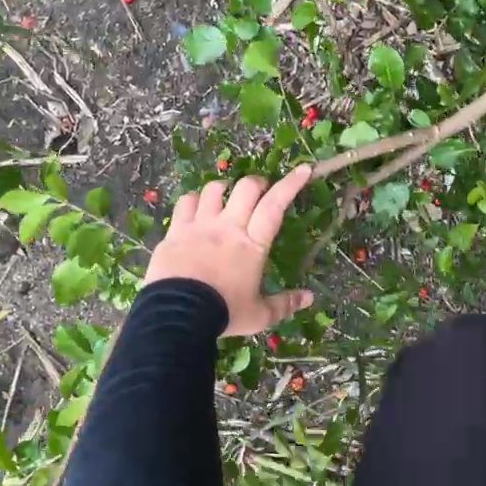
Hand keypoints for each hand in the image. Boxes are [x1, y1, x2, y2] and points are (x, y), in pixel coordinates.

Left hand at [146, 165, 314, 336]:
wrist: (176, 317)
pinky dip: (194, 200)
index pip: (275, 205)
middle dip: (257, 183)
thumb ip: (285, 304)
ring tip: (226, 196)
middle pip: (246, 188)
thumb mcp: (259, 314)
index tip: (303, 169)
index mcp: (253, 244)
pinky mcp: (175, 231)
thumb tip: (310, 298)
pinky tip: (196, 207)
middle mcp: (228, 227)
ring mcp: (199, 226)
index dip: (291, 184)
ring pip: (213, 190)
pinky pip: (185, 203)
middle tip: (261, 190)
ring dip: (224, 188)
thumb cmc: (223, 313)